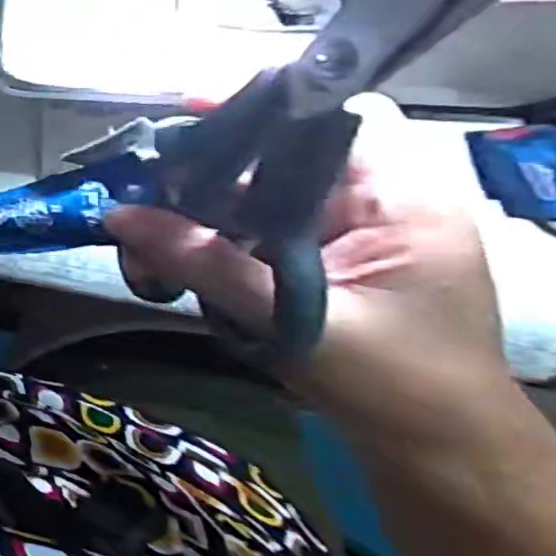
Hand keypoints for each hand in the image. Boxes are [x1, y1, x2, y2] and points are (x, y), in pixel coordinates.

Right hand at [105, 95, 508, 449]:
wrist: (435, 453)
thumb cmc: (398, 384)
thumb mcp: (296, 320)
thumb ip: (206, 263)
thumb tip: (119, 217)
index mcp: (399, 204)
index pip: (338, 120)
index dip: (267, 103)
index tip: (188, 110)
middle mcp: (365, 204)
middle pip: (271, 156)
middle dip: (200, 168)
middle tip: (139, 186)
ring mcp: (332, 231)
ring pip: (244, 194)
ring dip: (187, 209)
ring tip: (138, 231)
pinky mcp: (303, 257)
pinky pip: (238, 227)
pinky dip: (196, 237)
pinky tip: (163, 256)